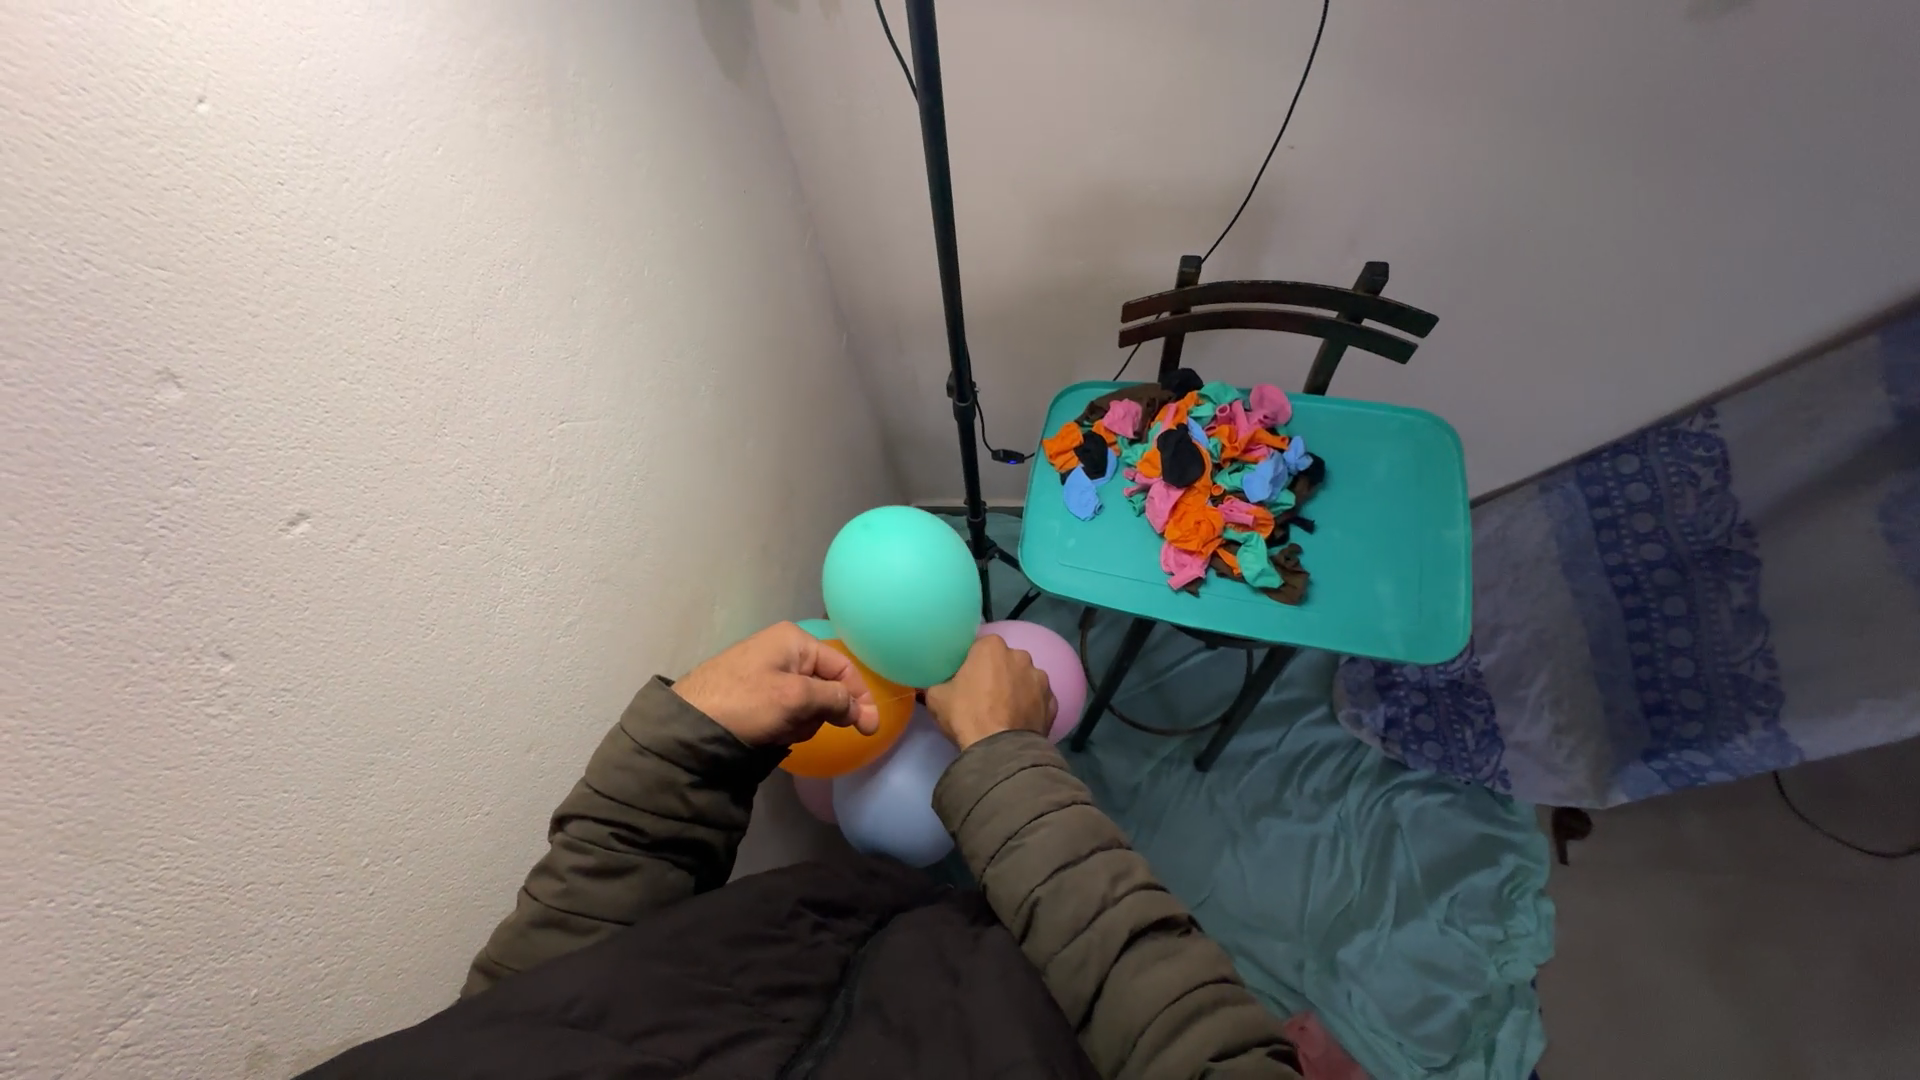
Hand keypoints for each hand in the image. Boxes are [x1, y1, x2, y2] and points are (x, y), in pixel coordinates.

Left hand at [673, 623, 879, 747]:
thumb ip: (835, 700)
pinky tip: (767, 733)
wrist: (687, 728)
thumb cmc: (745, 703)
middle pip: (825, 686)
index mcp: (794, 640)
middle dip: (819, 711)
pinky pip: (787, 711)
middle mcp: (783, 651)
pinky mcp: (755, 697)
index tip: (870, 727)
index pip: (842, 666)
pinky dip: (784, 725)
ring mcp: (767, 674)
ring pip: (807, 703)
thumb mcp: (796, 698)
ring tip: (776, 729)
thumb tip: (859, 710)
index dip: (859, 696)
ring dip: (799, 722)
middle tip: (798, 724)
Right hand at [925, 635, 1055, 750]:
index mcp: (992, 647)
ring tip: (1004, 712)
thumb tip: (938, 682)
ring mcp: (1041, 678)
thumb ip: (938, 681)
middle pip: (1005, 661)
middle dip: (996, 674)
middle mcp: (1020, 655)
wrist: (999, 751)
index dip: (971, 663)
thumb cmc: (966, 716)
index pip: (979, 648)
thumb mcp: (936, 696)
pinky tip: (1019, 722)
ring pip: (1024, 679)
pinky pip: (1038, 699)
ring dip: (1016, 689)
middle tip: (983, 696)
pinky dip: (1030, 707)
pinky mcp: (1052, 702)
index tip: (965, 679)